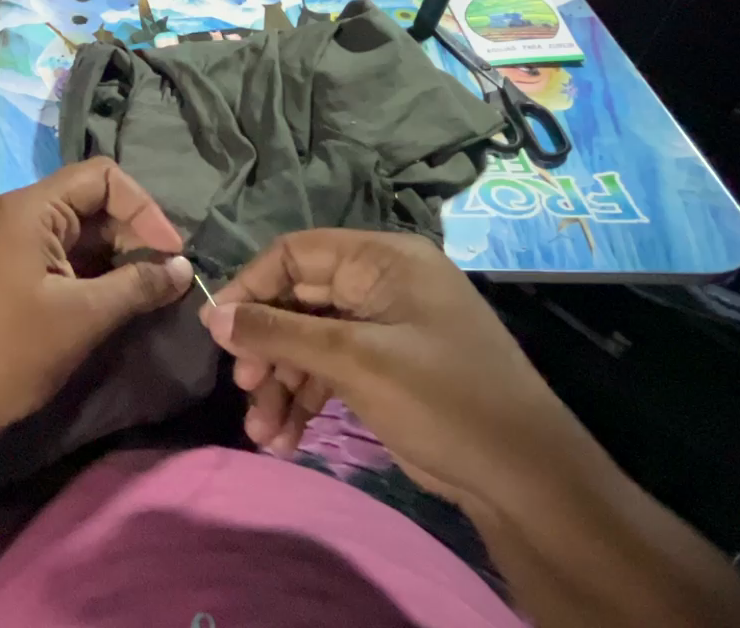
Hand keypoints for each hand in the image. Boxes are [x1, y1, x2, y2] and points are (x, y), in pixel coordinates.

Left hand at [0, 158, 193, 451]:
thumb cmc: (15, 350)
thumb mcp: (86, 315)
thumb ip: (139, 284)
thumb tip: (183, 267)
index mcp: (28, 207)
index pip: (100, 177)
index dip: (144, 209)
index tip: (172, 252)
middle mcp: (14, 210)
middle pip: (89, 200)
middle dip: (133, 233)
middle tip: (166, 276)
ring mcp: (7, 237)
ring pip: (76, 228)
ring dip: (115, 253)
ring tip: (149, 289)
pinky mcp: (7, 264)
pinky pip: (58, 250)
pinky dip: (91, 267)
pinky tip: (118, 294)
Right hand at [200, 229, 595, 509]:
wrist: (528, 484)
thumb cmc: (442, 399)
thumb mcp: (353, 359)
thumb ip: (278, 332)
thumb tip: (212, 317)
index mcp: (382, 261)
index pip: (295, 254)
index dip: (252, 287)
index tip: (219, 328)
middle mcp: (379, 287)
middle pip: (295, 303)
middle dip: (265, 350)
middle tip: (243, 385)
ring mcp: (380, 331)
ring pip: (305, 344)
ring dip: (279, 386)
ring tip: (261, 432)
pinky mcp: (381, 370)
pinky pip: (325, 373)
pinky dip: (302, 402)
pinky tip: (282, 440)